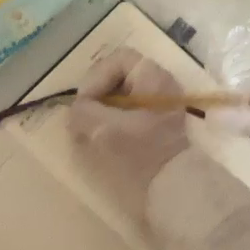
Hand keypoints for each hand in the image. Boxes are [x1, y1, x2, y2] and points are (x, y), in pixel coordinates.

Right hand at [68, 47, 191, 221]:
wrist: (173, 189)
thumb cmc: (140, 153)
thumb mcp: (104, 129)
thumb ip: (83, 112)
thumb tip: (76, 111)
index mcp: (154, 77)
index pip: (118, 60)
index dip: (96, 77)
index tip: (86, 103)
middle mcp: (161, 86)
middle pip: (120, 77)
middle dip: (97, 95)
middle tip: (84, 117)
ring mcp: (161, 107)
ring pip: (123, 97)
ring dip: (102, 111)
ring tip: (89, 131)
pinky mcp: (157, 127)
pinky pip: (129, 114)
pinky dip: (113, 123)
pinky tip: (102, 141)